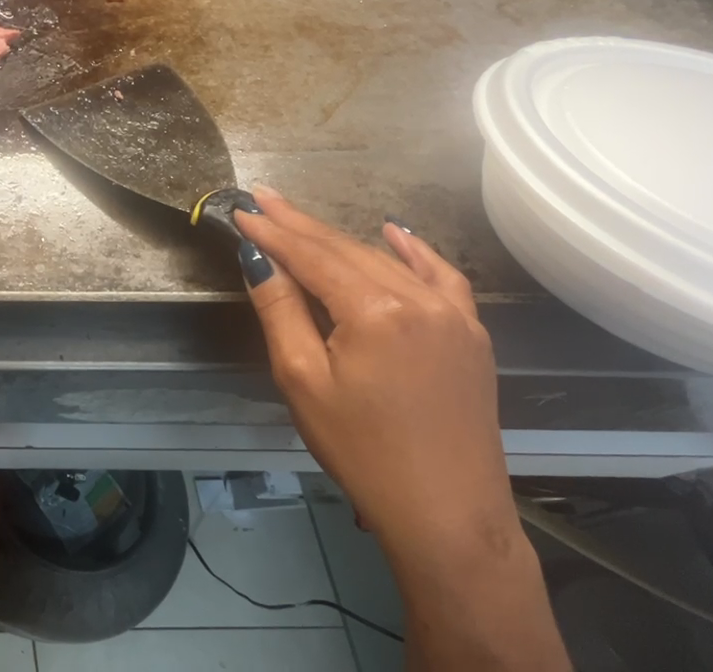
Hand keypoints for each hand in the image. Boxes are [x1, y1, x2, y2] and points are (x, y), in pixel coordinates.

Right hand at [234, 190, 508, 556]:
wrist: (445, 512)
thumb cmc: (360, 448)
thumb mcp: (302, 379)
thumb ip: (280, 310)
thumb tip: (257, 257)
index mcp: (376, 310)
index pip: (312, 256)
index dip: (273, 232)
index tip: (241, 210)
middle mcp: (420, 300)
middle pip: (347, 250)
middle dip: (300, 226)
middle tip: (262, 200)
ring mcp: (453, 315)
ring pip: (385, 261)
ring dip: (340, 239)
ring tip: (300, 219)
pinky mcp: (471, 335)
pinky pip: (441, 277)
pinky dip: (413, 252)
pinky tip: (395, 233)